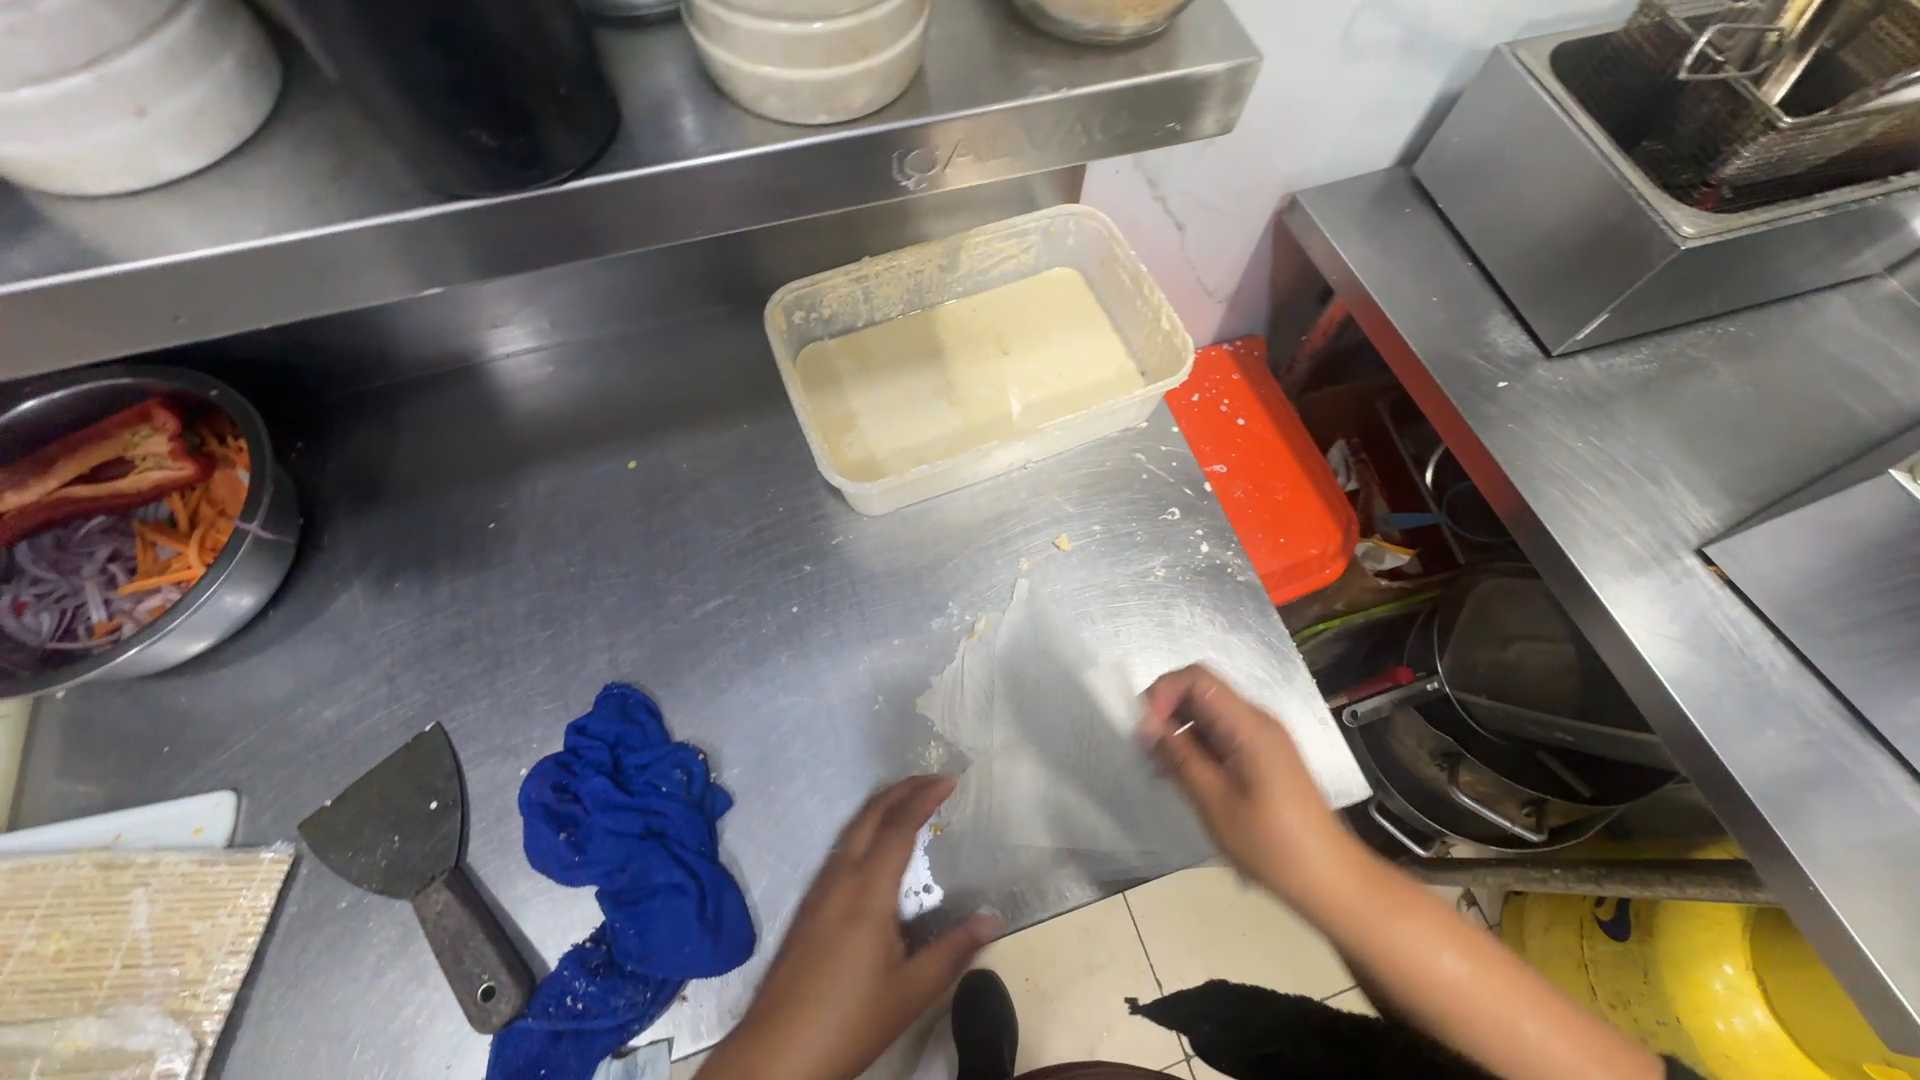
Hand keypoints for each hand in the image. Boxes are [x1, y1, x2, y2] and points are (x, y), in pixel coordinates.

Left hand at [699, 775, 998, 1079]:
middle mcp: (839, 879)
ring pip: (851, 830)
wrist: (777, 1053)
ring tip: (909, 804)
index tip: (948, 780)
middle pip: (870, 816)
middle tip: (932, 780)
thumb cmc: (850, 1020)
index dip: (924, 797)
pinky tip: (875, 850)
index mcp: (867, 892)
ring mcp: (817, 891)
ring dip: (881, 808)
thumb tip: (993, 919)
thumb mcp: (912, 990)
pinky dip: (865, 830)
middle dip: (901, 790)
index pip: (899, 827)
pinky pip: (840, 850)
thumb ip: (953, 949)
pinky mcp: (806, 907)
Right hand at [1139, 665, 1360, 907]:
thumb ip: (1180, 757)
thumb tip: (1148, 725)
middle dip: (1165, 711)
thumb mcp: (1215, 802)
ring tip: (1159, 767)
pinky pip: (1219, 734)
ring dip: (1177, 730)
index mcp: (1250, 726)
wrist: (1329, 878)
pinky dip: (1194, 745)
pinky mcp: (1261, 755)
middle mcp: (1257, 721)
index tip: (1145, 730)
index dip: (1162, 693)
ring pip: (1207, 713)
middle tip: (1145, 749)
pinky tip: (1180, 775)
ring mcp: (1261, 738)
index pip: (1197, 678)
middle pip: (1200, 690)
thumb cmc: (1271, 844)